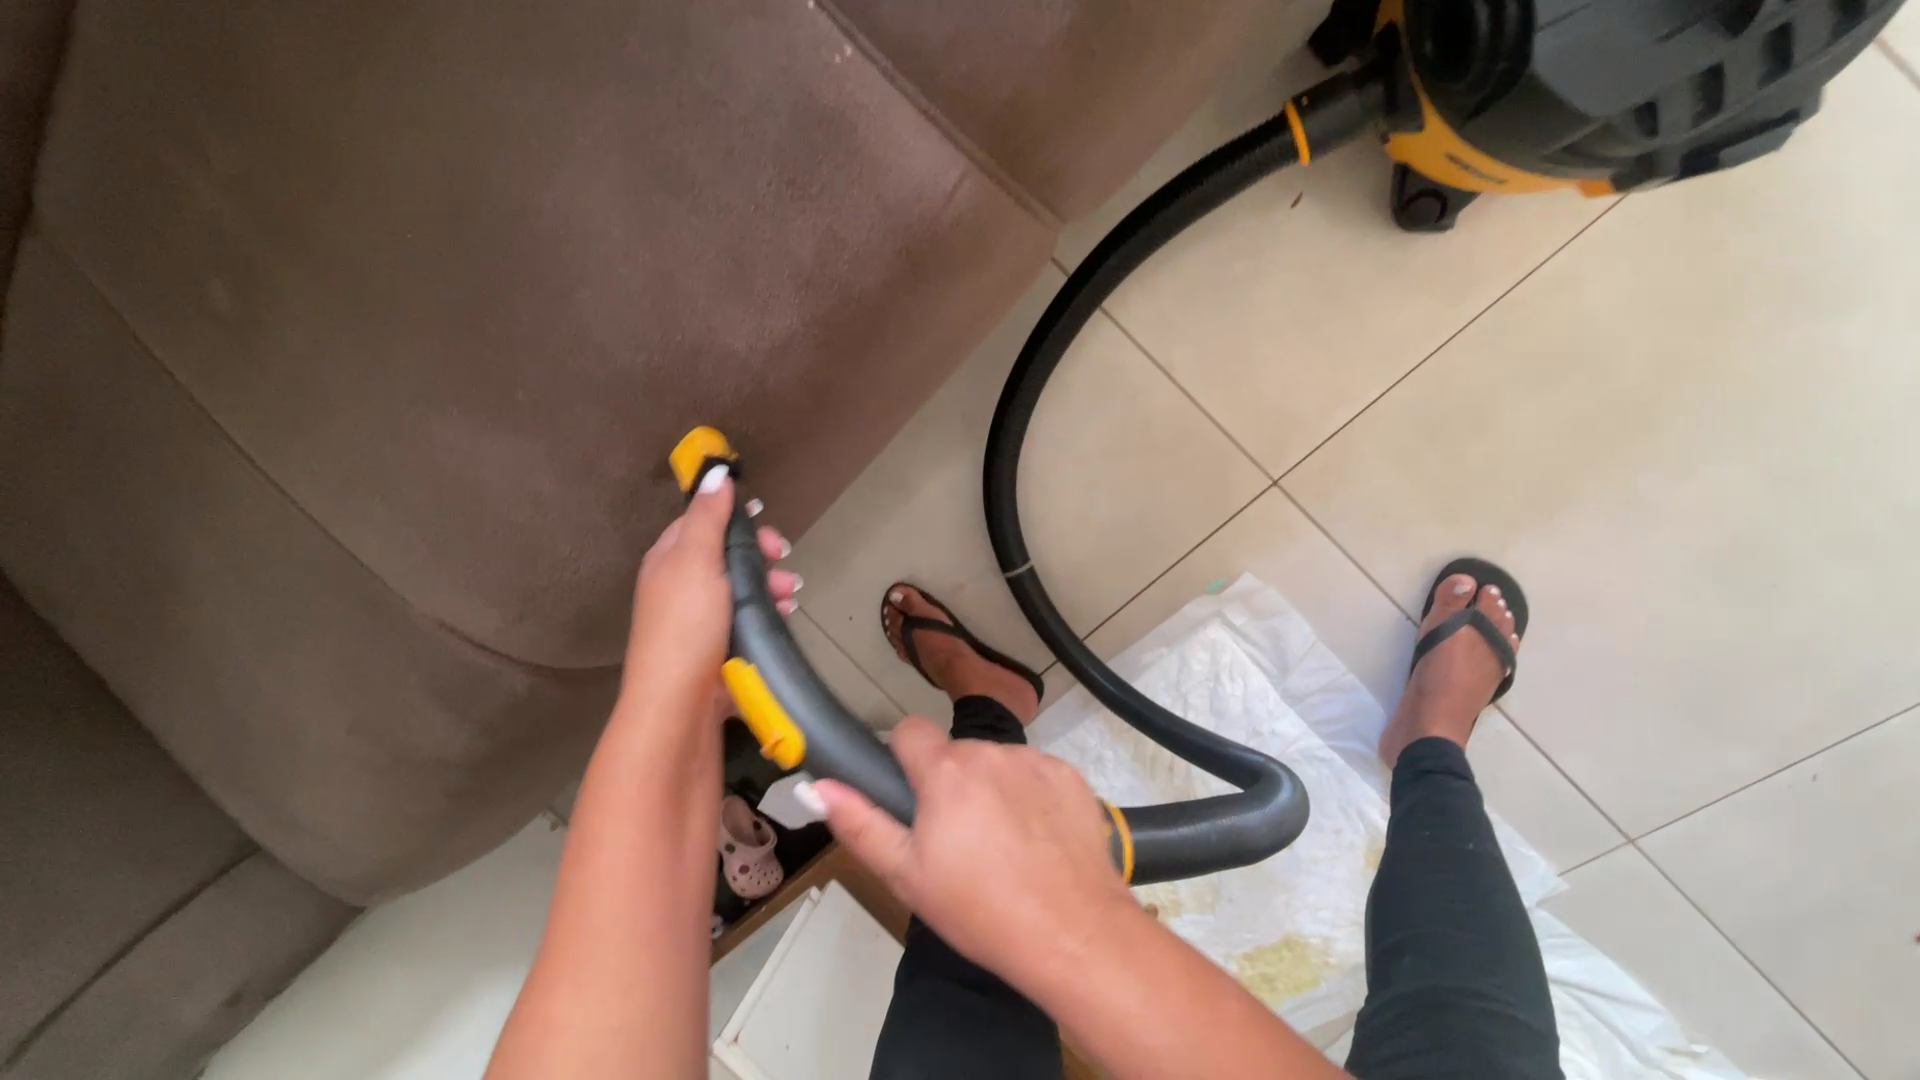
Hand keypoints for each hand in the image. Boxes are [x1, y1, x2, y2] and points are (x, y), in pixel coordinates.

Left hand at [621, 468, 797, 714]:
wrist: (679, 704)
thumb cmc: (686, 624)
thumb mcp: (695, 560)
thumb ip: (707, 517)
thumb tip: (714, 473)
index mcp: (668, 560)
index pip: (700, 523)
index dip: (734, 518)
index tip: (765, 524)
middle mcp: (679, 588)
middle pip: (725, 557)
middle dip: (760, 556)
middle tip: (784, 558)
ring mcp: (697, 622)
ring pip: (741, 590)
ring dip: (769, 586)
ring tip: (790, 596)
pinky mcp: (716, 650)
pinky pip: (746, 622)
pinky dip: (767, 615)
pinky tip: (783, 619)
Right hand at [811, 718, 1136, 987]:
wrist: (1074, 934)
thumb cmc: (981, 910)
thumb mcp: (906, 876)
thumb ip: (859, 823)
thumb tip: (818, 786)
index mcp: (946, 770)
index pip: (909, 730)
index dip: (903, 759)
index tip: (912, 796)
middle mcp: (992, 752)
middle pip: (956, 754)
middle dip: (950, 784)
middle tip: (957, 840)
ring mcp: (1037, 761)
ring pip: (997, 764)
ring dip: (991, 789)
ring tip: (1002, 846)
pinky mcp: (1071, 777)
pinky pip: (1037, 775)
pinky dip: (1031, 798)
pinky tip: (1037, 841)